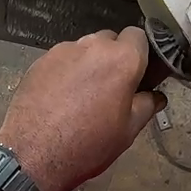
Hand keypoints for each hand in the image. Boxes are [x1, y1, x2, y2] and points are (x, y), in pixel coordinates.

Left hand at [0, 27, 163, 190]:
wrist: (33, 154)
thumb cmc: (87, 144)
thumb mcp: (127, 131)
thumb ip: (146, 106)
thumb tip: (156, 96)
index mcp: (122, 59)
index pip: (138, 36)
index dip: (139, 54)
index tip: (137, 75)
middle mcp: (92, 46)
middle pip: (110, 40)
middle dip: (113, 58)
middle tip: (110, 89)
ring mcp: (62, 51)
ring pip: (84, 49)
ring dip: (88, 64)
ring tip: (82, 96)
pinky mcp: (40, 61)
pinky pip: (61, 60)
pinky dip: (65, 72)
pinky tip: (60, 98)